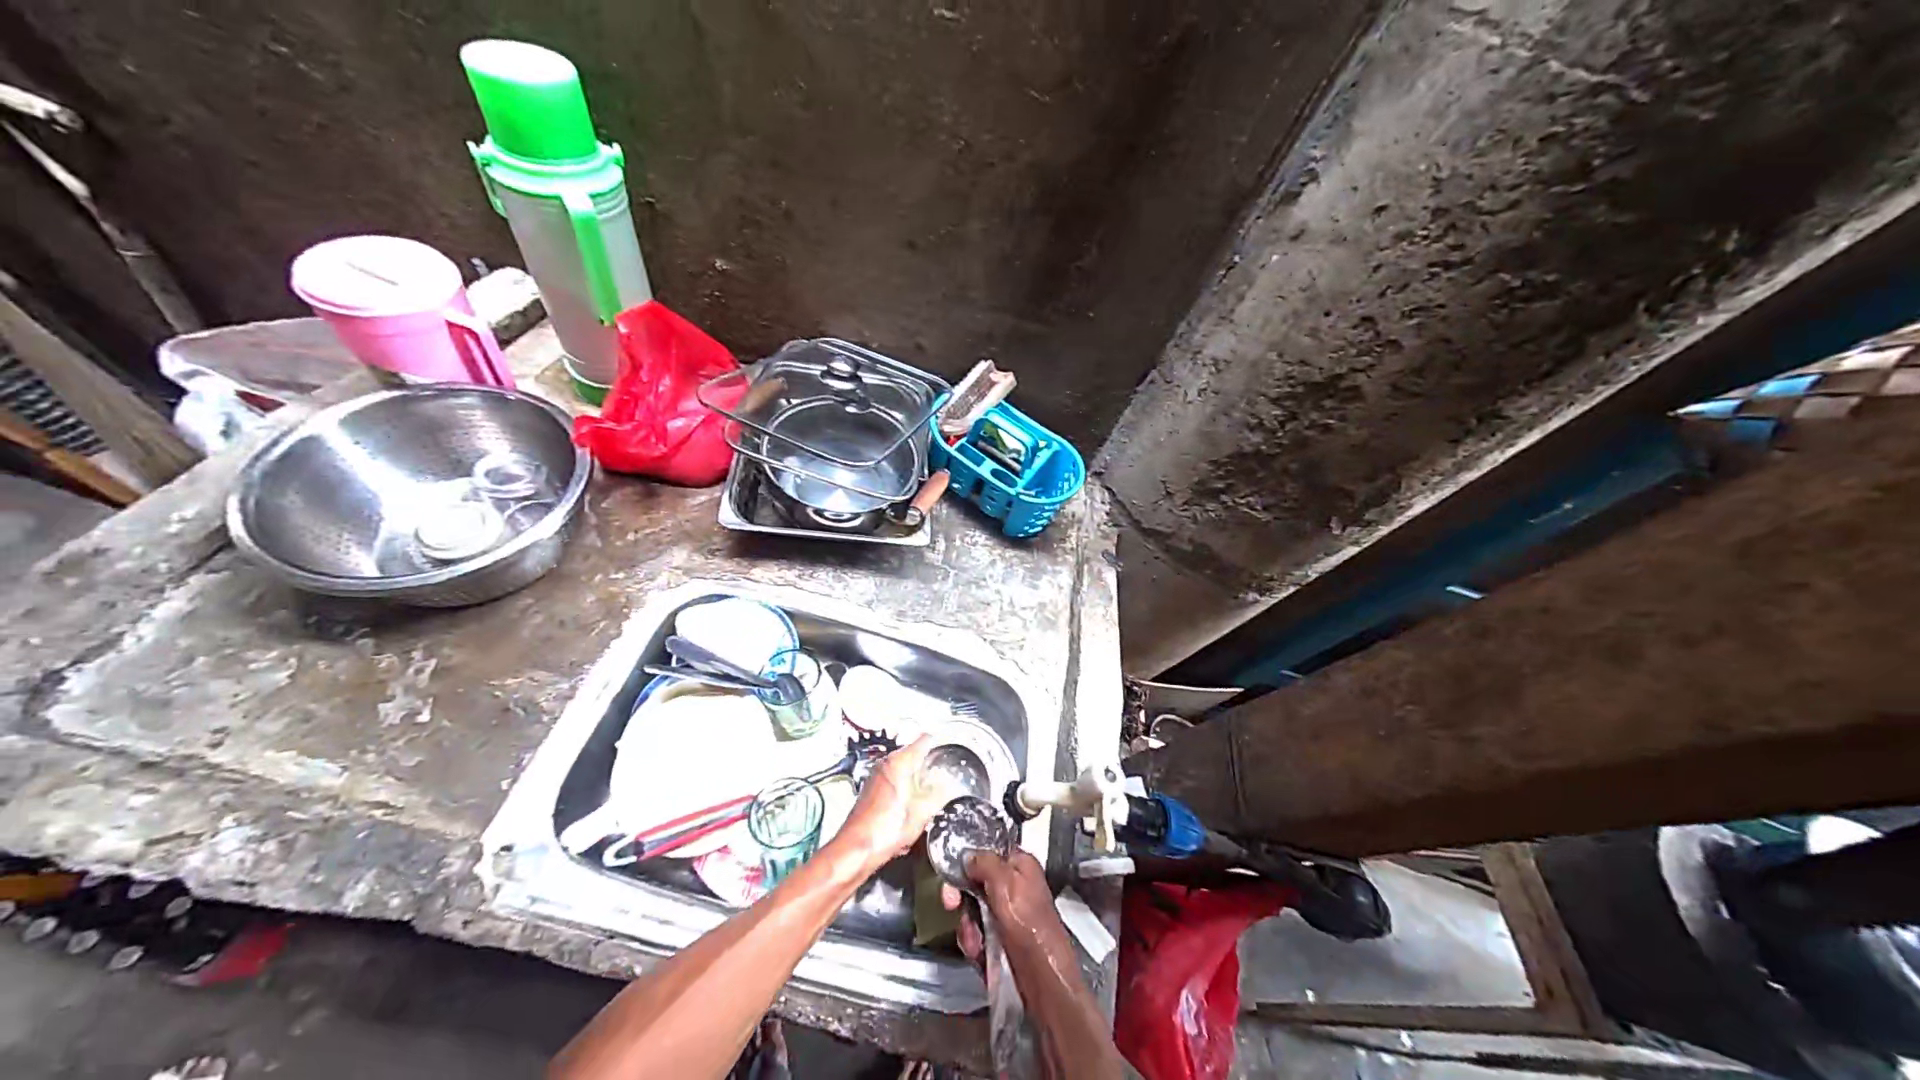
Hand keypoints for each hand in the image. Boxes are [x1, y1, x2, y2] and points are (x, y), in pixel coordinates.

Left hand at [831, 736, 947, 869]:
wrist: (855, 849)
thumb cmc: (883, 831)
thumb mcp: (921, 814)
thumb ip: (938, 795)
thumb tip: (949, 785)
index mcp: (898, 763)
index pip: (923, 741)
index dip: (938, 744)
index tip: (949, 750)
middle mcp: (885, 765)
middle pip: (913, 756)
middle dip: (928, 767)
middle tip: (942, 780)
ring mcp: (876, 777)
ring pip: (903, 771)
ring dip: (916, 781)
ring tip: (926, 798)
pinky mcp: (871, 791)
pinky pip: (894, 783)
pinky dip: (904, 792)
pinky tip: (908, 811)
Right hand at [940, 848, 1065, 961]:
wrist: (1044, 978)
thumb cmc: (1030, 925)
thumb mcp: (1006, 883)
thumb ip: (985, 863)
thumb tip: (968, 856)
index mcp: (1021, 866)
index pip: (988, 854)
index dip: (969, 862)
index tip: (953, 874)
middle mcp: (1015, 887)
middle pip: (975, 884)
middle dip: (963, 899)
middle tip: (953, 905)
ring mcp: (1008, 916)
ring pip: (973, 912)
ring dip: (968, 926)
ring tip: (975, 940)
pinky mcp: (1002, 940)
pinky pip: (978, 934)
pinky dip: (974, 943)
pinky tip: (978, 952)